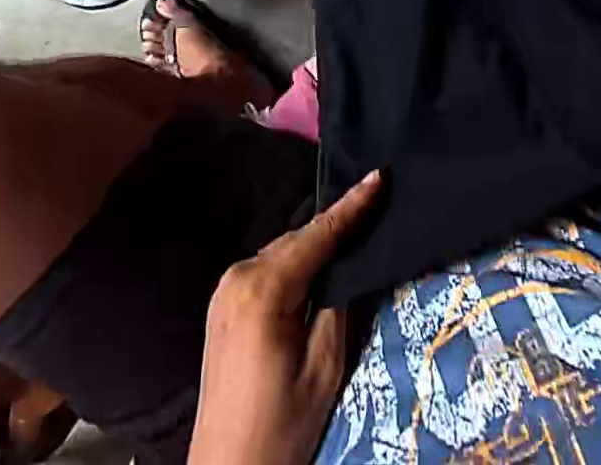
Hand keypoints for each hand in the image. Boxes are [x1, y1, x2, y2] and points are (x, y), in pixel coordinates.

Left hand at [188, 171, 381, 464]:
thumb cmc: (282, 424)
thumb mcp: (325, 365)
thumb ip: (338, 302)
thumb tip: (350, 260)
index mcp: (263, 289)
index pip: (318, 235)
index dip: (352, 205)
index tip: (379, 175)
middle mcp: (237, 277)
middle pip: (298, 240)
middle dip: (335, 225)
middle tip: (374, 205)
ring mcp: (224, 290)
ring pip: (283, 252)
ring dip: (315, 245)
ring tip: (353, 233)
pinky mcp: (221, 305)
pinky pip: (267, 269)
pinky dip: (295, 263)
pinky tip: (316, 267)